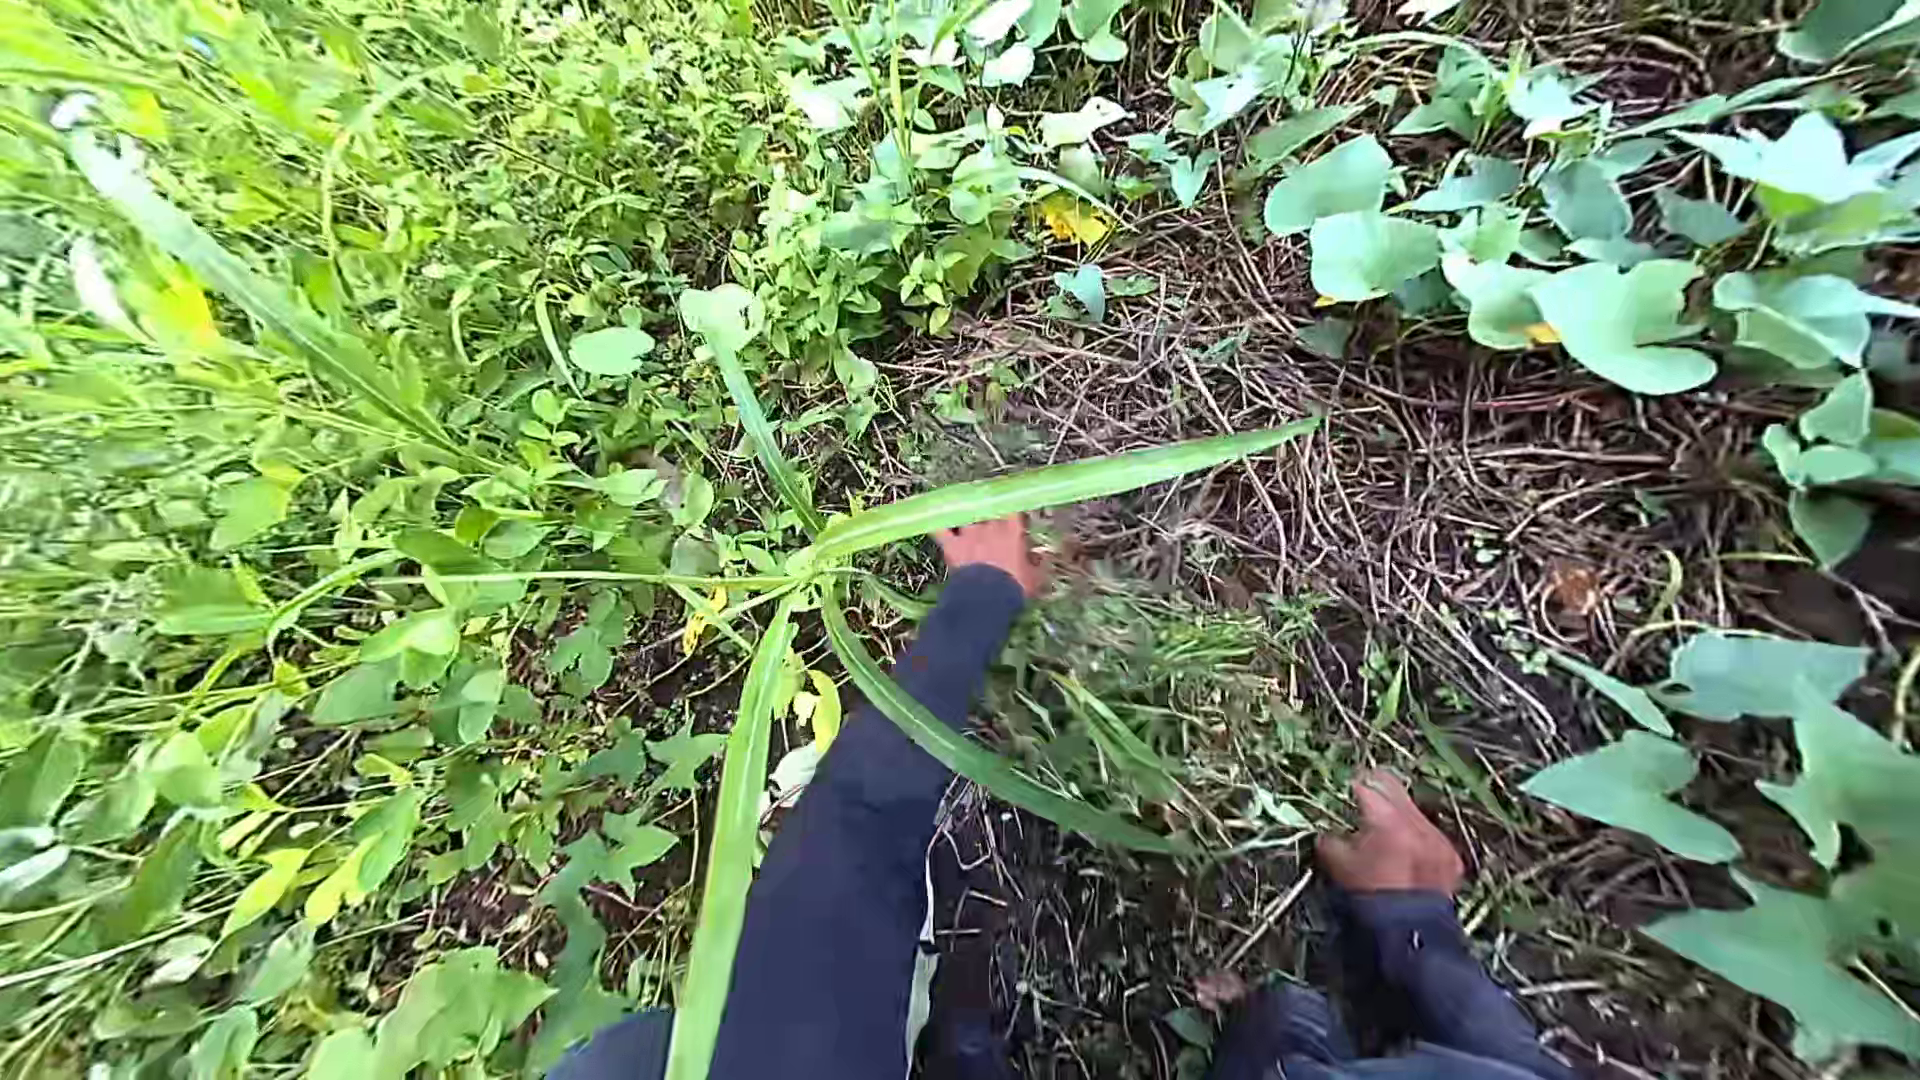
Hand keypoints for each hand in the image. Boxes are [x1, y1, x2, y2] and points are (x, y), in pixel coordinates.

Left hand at [934, 516, 1044, 597]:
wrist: (986, 598)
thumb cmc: (1014, 587)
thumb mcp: (1034, 578)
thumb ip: (1037, 564)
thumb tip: (1042, 557)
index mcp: (1011, 532)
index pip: (1012, 511)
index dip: (1010, 511)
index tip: (1011, 514)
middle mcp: (989, 527)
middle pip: (988, 511)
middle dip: (988, 515)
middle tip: (989, 520)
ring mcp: (969, 534)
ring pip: (966, 516)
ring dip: (966, 517)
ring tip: (965, 516)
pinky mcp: (952, 545)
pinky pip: (940, 530)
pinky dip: (936, 525)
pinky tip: (932, 519)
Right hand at [1316, 769, 1463, 895]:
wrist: (1411, 936)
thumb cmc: (1368, 894)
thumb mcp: (1335, 859)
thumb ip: (1328, 832)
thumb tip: (1327, 821)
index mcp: (1386, 820)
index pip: (1361, 784)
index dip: (1344, 784)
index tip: (1334, 788)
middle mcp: (1415, 823)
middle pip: (1389, 782)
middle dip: (1369, 785)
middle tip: (1354, 793)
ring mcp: (1436, 838)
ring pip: (1408, 803)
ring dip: (1391, 806)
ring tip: (1377, 821)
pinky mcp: (1450, 853)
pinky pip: (1425, 827)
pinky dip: (1410, 828)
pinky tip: (1400, 844)